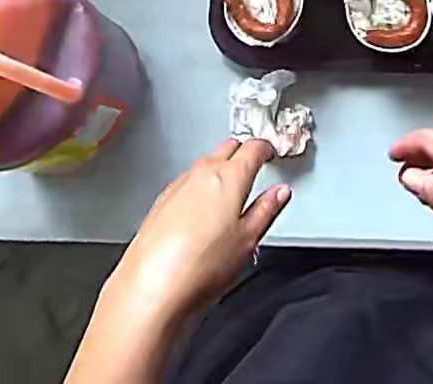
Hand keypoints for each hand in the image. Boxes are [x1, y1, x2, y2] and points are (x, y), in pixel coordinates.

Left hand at [99, 139, 290, 329]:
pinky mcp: (164, 197)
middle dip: (244, 152)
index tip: (270, 153)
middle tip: (254, 167)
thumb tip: (280, 193)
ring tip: (231, 194)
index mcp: (230, 176)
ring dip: (221, 168)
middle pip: (229, 146)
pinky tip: (204, 210)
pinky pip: (189, 179)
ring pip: (207, 162)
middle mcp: (203, 171)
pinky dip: (201, 185)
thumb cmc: (199, 266)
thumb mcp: (248, 240)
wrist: (152, 285)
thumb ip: (267, 209)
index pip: (253, 147)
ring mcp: (181, 182)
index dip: (265, 148)